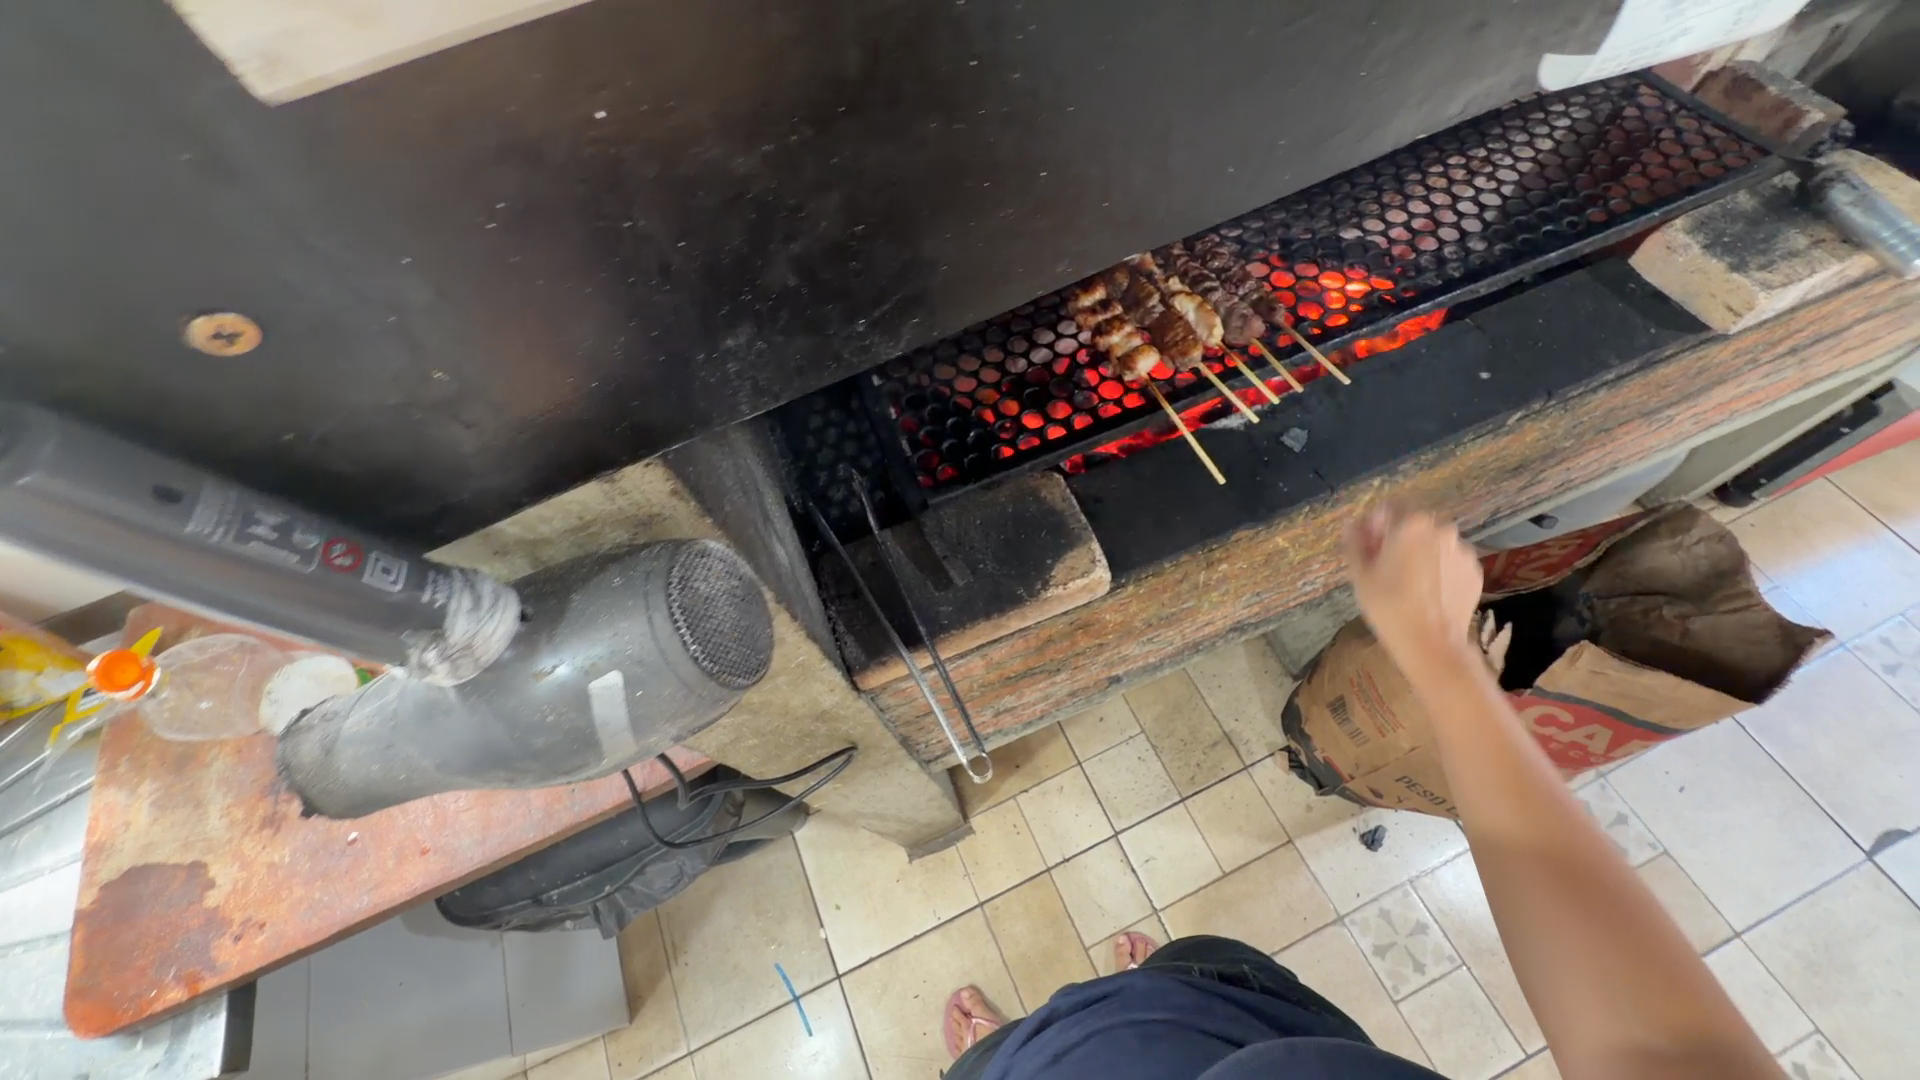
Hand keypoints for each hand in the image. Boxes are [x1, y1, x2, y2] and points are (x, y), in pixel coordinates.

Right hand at [1343, 505, 1484, 678]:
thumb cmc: (1388, 605)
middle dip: (1398, 540)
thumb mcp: (1360, 574)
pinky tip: (1428, 594)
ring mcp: (1463, 551)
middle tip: (1385, 567)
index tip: (1367, 548)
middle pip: (1413, 526)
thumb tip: (1352, 524)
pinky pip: (1450, 563)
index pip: (1387, 510)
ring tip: (1409, 584)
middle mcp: (1442, 529)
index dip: (1373, 527)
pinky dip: (1438, 571)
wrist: (1432, 642)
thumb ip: (1355, 542)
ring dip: (1420, 554)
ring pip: (1433, 545)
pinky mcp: (1475, 572)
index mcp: (1411, 524)